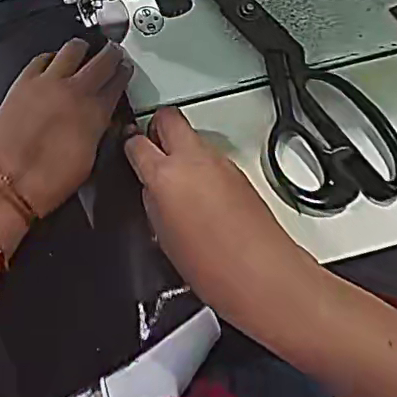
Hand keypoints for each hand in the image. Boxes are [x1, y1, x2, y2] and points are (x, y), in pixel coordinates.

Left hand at [0, 38, 131, 215]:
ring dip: (82, 48)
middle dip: (111, 53)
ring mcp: (48, 83)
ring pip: (73, 49)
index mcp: (95, 113)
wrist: (9, 180)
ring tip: (84, 49)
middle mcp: (74, 92)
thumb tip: (101, 120)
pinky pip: (41, 58)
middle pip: (102, 59)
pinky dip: (51, 57)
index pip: (118, 82)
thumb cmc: (46, 180)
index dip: (124, 73)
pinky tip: (52, 60)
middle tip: (111, 52)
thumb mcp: (89, 159)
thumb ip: (98, 130)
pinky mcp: (24, 81)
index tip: (124, 69)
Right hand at [124, 107, 320, 326]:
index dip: (131, 146)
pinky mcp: (240, 173)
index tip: (131, 153)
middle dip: (157, 127)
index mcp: (165, 174)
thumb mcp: (163, 236)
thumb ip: (151, 201)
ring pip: (193, 136)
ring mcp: (220, 163)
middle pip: (168, 118)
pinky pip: (213, 157)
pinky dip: (204, 167)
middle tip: (152, 146)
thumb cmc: (217, 269)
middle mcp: (194, 160)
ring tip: (180, 181)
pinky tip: (204, 197)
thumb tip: (151, 189)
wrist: (265, 278)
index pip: (137, 142)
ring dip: (183, 149)